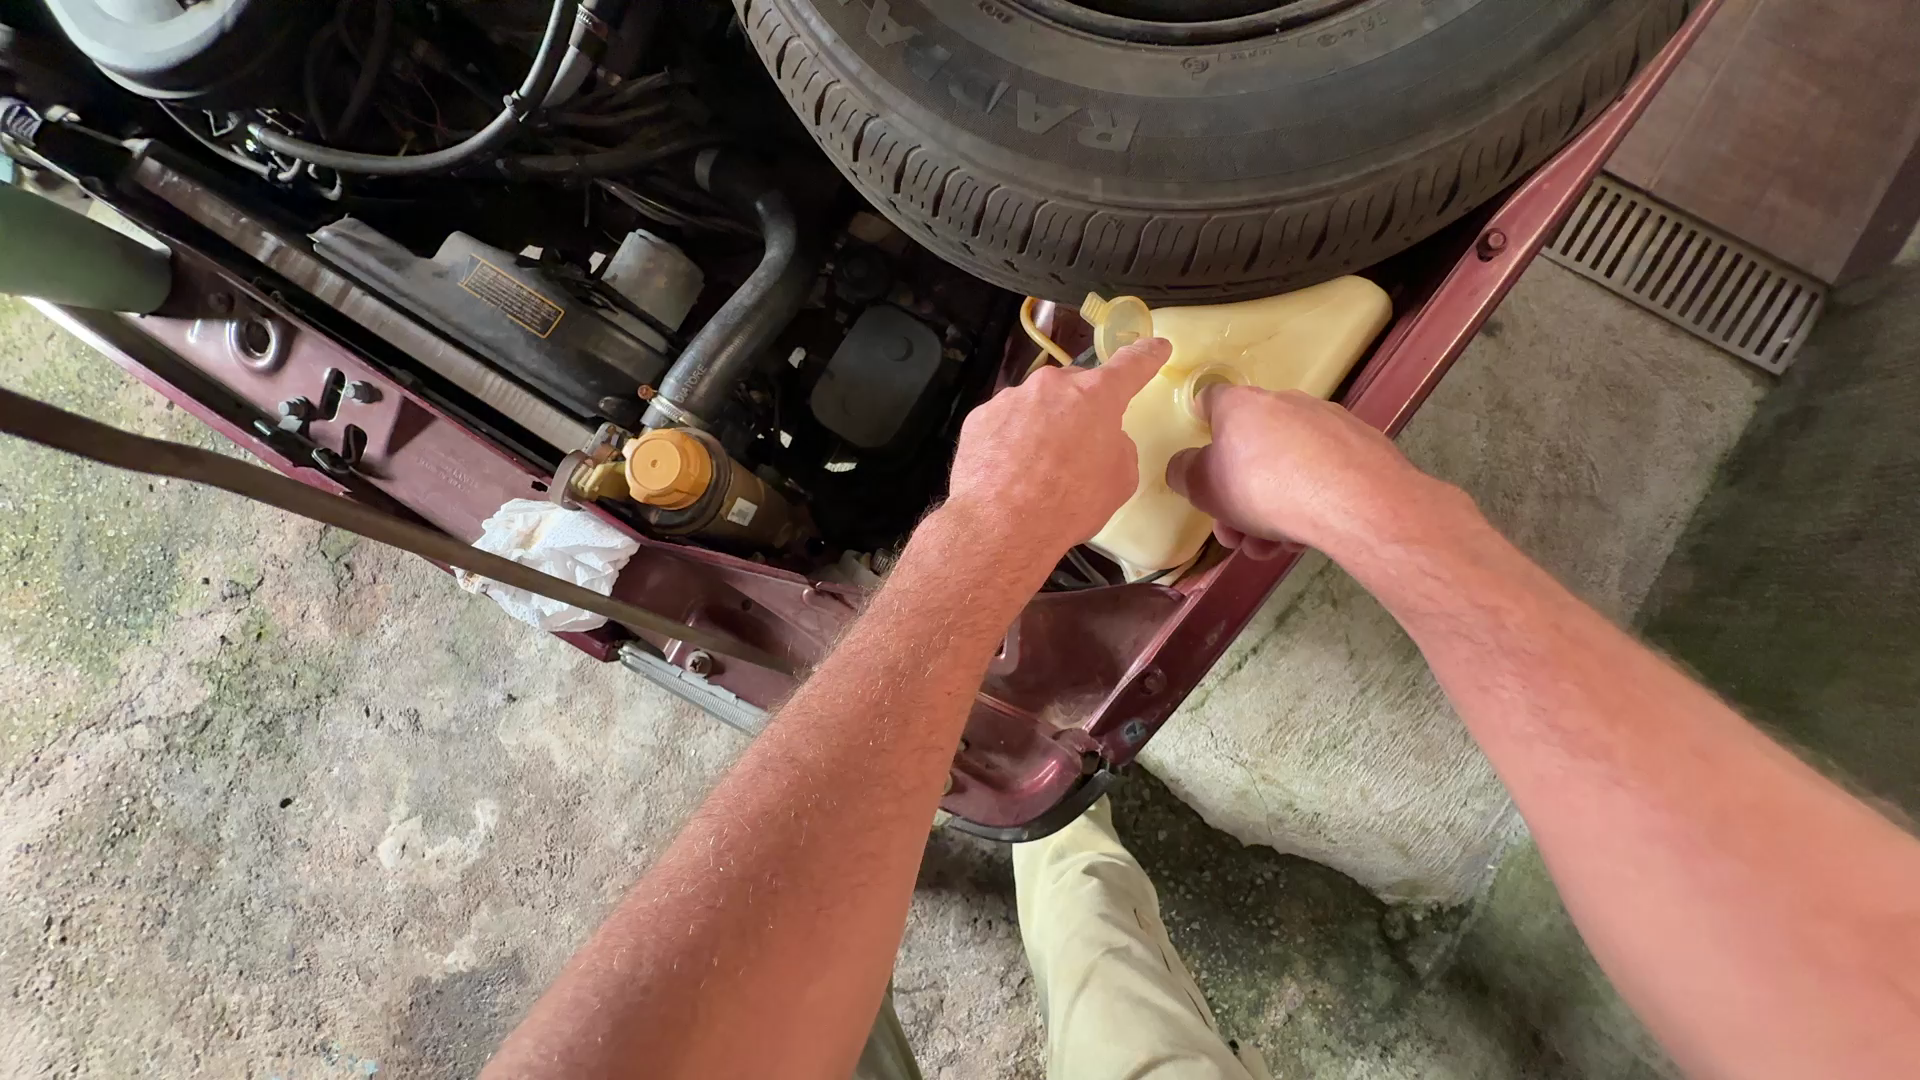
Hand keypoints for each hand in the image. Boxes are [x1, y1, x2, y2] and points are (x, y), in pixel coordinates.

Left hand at [945, 338, 1168, 562]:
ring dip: (1042, 425)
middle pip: (1074, 388)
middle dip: (1080, 410)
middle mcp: (1051, 386)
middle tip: (1077, 448)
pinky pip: (1004, 422)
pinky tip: (1008, 470)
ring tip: (1036, 468)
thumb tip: (1102, 440)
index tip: (1155, 348)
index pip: (1130, 366)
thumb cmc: (1069, 504)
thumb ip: (1117, 447)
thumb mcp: (1119, 481)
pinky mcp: (979, 417)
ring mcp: (1011, 398)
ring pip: (1036, 404)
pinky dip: (1010, 440)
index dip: (1146, 356)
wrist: (1001, 524)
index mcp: (1096, 396)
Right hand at [1166, 386, 1456, 558]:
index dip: (1202, 421)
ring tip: (1269, 548)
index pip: (1212, 399)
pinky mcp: (1363, 448)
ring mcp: (1328, 424)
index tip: (1202, 447)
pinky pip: (1321, 476)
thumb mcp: (1203, 488)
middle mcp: (1285, 403)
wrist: (1353, 502)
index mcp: (1241, 405)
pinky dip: (1308, 503)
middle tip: (1235, 532)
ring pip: (1287, 467)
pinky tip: (1304, 537)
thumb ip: (1184, 473)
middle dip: (1238, 494)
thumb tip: (1184, 465)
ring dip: (1271, 510)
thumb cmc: (1263, 488)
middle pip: (1251, 446)